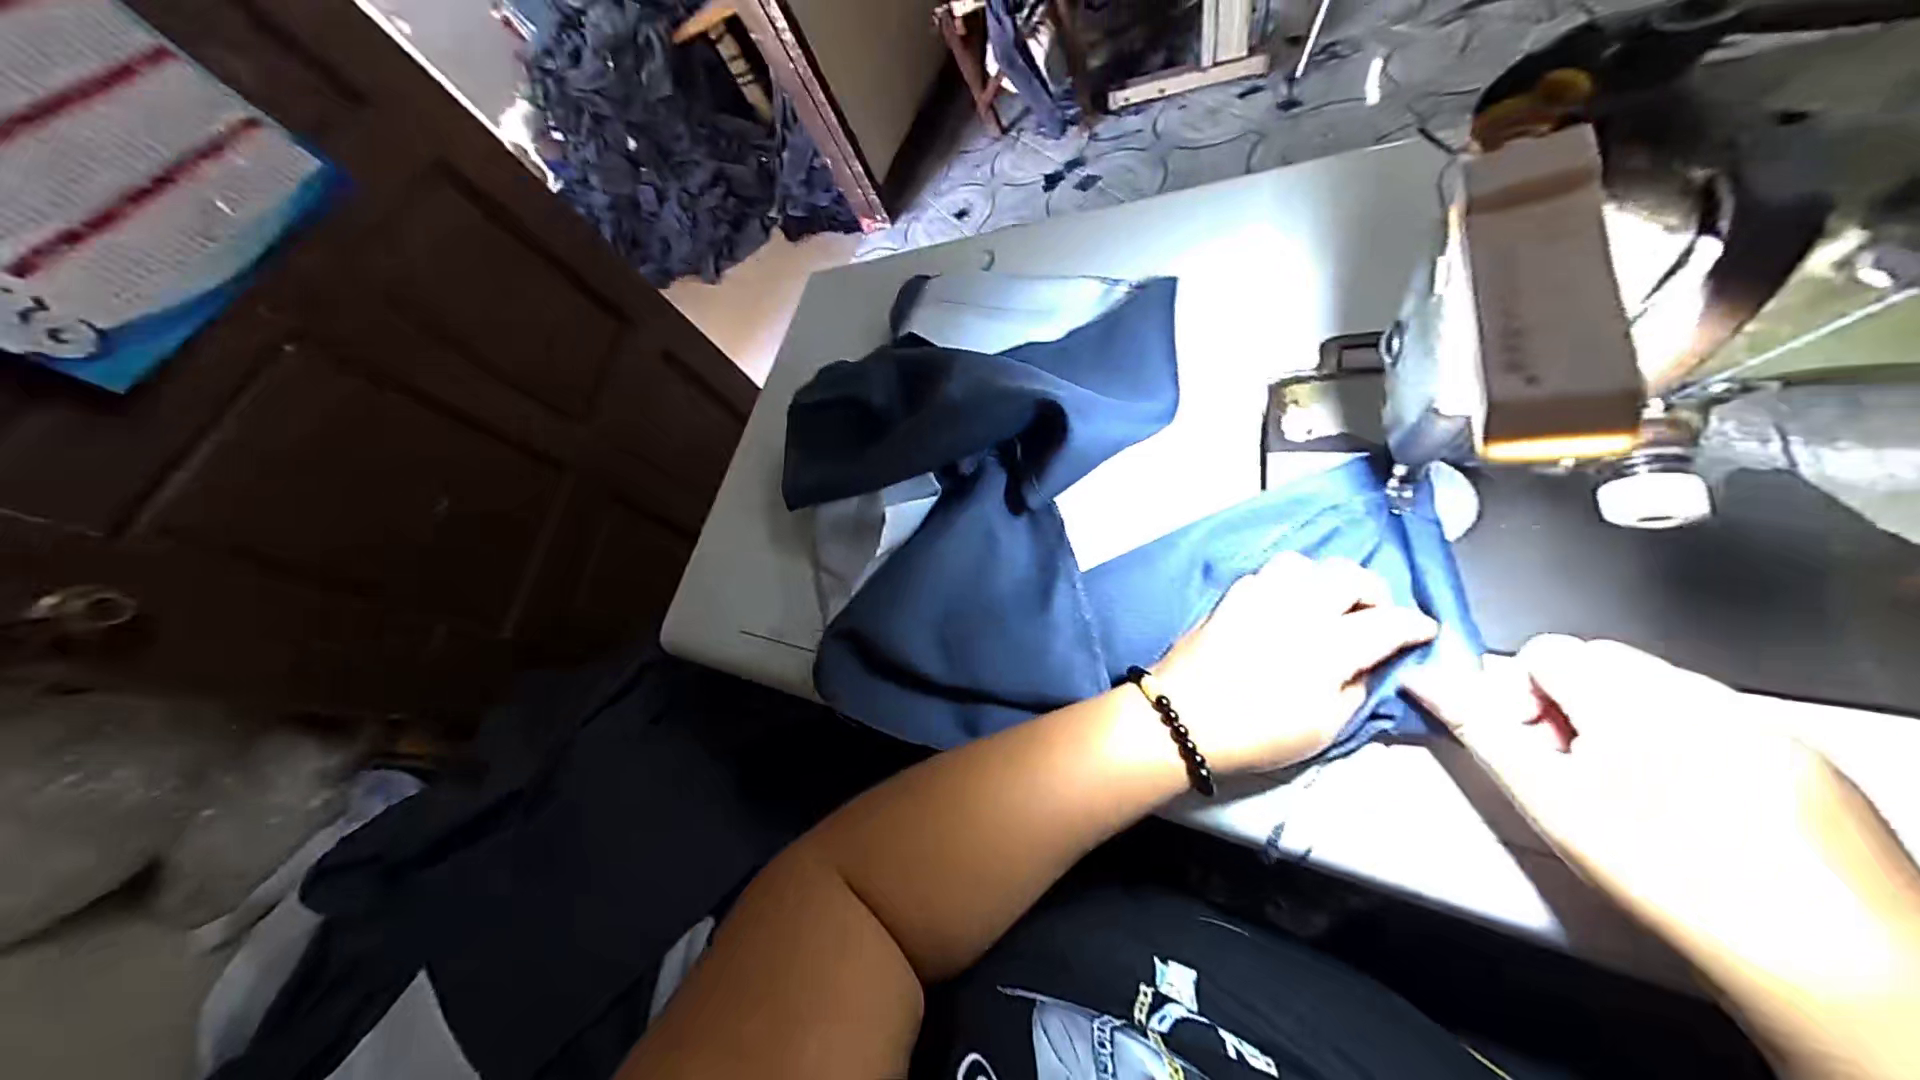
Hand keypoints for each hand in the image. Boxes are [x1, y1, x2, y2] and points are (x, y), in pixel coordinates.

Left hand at [1149, 553, 1437, 774]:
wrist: (1181, 717)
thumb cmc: (1255, 733)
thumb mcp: (1323, 728)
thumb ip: (1356, 690)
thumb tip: (1369, 666)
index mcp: (1329, 646)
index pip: (1387, 622)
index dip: (1414, 624)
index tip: (1423, 629)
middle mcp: (1297, 609)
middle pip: (1347, 574)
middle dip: (1372, 589)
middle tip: (1373, 614)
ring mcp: (1258, 598)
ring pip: (1302, 564)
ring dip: (1323, 578)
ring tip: (1324, 604)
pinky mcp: (1229, 599)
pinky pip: (1265, 574)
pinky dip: (1285, 583)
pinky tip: (1283, 606)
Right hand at [1402, 637, 1919, 1006]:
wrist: (1830, 960)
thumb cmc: (1665, 873)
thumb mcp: (1546, 799)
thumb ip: (1478, 727)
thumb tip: (1424, 680)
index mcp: (1630, 697)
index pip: (1546, 650)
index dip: (1523, 692)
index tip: (1534, 742)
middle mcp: (1699, 692)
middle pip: (1601, 661)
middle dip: (1572, 701)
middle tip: (1573, 766)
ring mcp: (1761, 718)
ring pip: (1657, 687)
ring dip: (1627, 719)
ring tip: (1635, 788)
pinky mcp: (1805, 749)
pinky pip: (1718, 716)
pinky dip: (1688, 740)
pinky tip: (1696, 801)